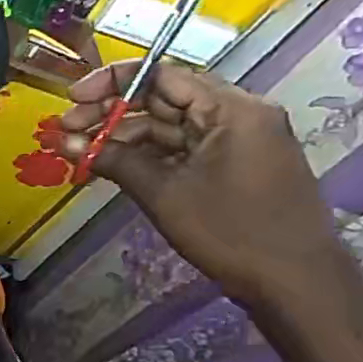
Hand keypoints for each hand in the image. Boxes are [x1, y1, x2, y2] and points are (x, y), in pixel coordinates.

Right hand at [54, 60, 349, 309]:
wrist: (298, 287)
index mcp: (232, 109)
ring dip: (122, 136)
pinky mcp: (232, 165)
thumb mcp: (164, 193)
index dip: (110, 82)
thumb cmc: (233, 232)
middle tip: (67, 130)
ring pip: (167, 125)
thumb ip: (113, 159)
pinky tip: (109, 163)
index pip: (161, 75)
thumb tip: (64, 141)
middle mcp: (238, 115)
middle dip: (111, 112)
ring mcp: (237, 141)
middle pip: (162, 98)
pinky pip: (180, 147)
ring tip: (79, 150)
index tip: (72, 99)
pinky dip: (145, 154)